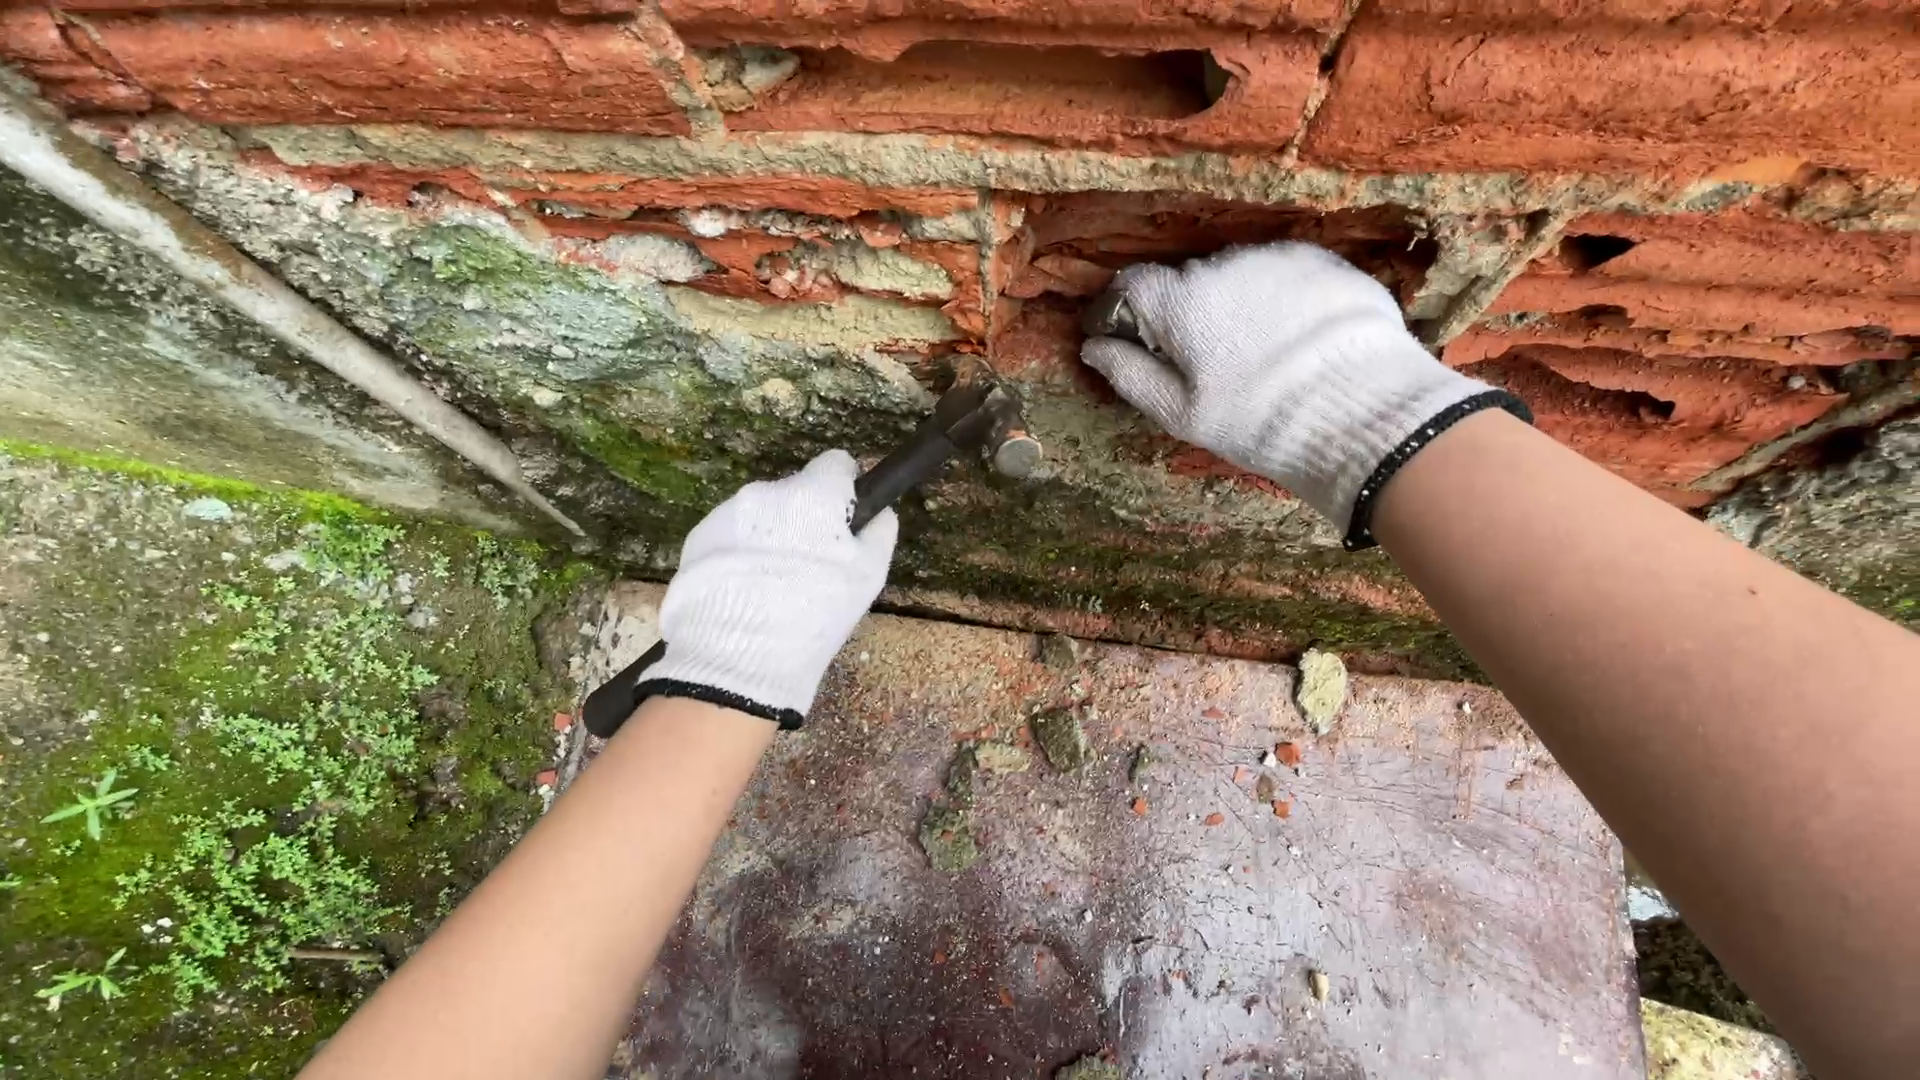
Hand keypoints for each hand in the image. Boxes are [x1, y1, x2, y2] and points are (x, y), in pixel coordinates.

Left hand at [637, 450, 896, 725]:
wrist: (737, 656)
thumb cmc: (815, 612)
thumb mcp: (868, 577)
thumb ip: (879, 533)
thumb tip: (879, 512)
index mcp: (813, 493)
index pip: (836, 463)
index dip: (845, 489)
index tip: (845, 520)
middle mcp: (767, 491)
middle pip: (797, 491)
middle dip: (806, 517)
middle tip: (810, 565)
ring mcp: (727, 512)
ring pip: (762, 513)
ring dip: (772, 535)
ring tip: (772, 584)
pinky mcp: (698, 538)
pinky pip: (731, 534)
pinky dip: (741, 553)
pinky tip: (745, 590)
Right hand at [1081, 242, 1523, 546]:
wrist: (1362, 414)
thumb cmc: (1256, 421)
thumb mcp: (1180, 412)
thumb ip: (1128, 373)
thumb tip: (1093, 347)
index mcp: (1181, 301)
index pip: (1131, 285)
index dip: (1122, 311)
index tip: (1126, 338)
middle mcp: (1224, 264)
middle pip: (1184, 281)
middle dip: (1180, 312)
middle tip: (1200, 360)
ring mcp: (1278, 258)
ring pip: (1234, 276)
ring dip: (1229, 303)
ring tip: (1253, 351)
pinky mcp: (1325, 262)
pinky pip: (1279, 274)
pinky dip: (1272, 299)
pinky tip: (1290, 338)